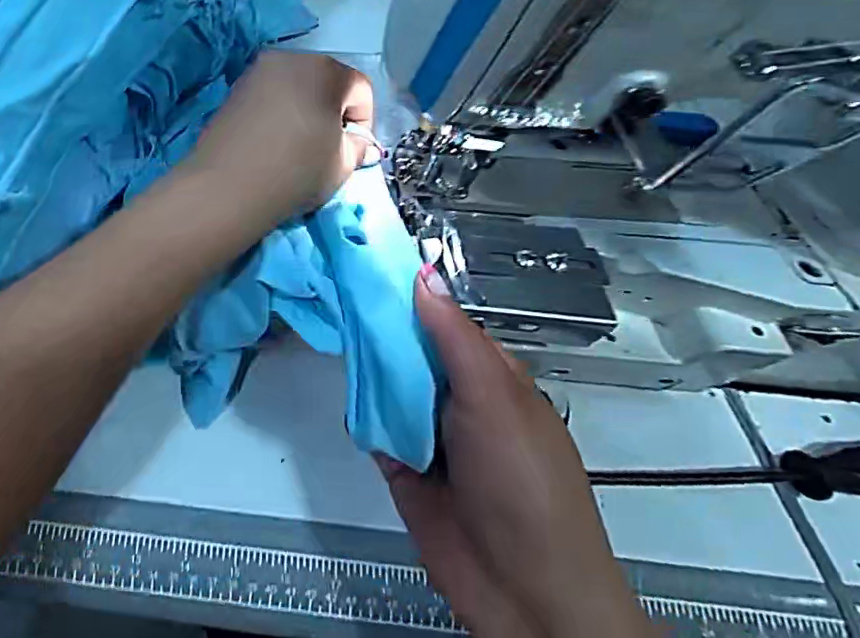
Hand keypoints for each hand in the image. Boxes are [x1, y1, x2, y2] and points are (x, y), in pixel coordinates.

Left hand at [178, 51, 375, 227]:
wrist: (227, 186)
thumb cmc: (296, 171)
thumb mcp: (342, 165)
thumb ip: (357, 147)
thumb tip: (358, 143)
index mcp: (325, 70)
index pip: (360, 89)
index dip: (363, 121)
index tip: (352, 149)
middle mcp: (291, 58)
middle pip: (327, 81)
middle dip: (333, 110)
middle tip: (326, 146)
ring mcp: (258, 71)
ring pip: (296, 86)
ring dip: (305, 108)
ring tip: (297, 145)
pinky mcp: (235, 88)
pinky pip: (270, 94)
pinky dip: (279, 111)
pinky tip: (272, 141)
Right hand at [377, 274, 657, 637]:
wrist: (524, 593)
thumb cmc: (526, 484)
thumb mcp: (493, 396)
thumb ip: (454, 337)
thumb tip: (425, 276)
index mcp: (490, 375)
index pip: (443, 321)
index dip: (410, 296)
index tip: (370, 267)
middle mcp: (459, 399)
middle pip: (411, 352)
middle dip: (381, 330)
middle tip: (341, 294)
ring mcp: (431, 434)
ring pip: (389, 386)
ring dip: (368, 369)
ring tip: (334, 329)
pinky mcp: (405, 467)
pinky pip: (375, 428)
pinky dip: (362, 414)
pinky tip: (346, 392)